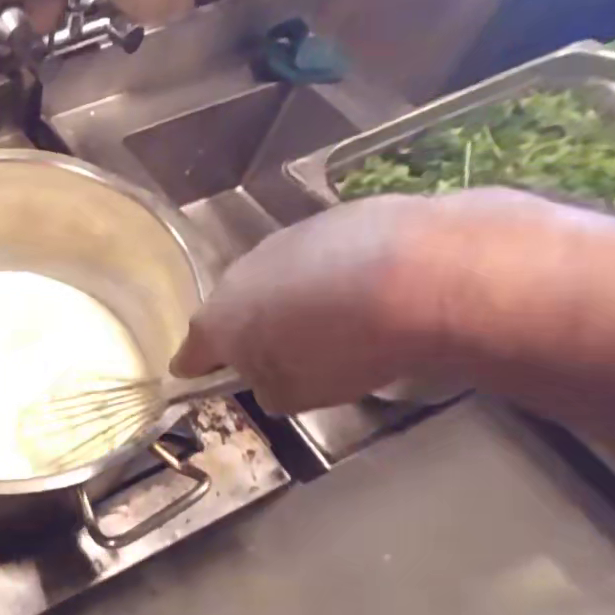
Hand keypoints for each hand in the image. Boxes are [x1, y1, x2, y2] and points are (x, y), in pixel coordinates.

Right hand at [170, 189, 576, 412]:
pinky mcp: (333, 217)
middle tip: (283, 358)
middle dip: (250, 333)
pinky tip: (366, 294)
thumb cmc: (344, 352)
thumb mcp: (296, 397)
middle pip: (233, 310)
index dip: (198, 371)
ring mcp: (285, 240)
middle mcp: (240, 274)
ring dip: (290, 302)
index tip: (205, 380)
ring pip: (275, 280)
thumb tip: (269, 375)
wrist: (424, 277)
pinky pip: (319, 258)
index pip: (190, 355)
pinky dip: (331, 277)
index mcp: (219, 323)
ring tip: (334, 325)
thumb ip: (267, 387)